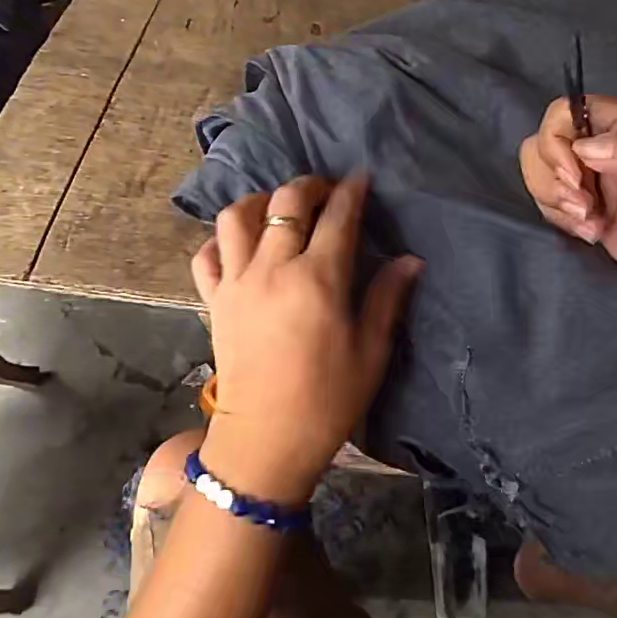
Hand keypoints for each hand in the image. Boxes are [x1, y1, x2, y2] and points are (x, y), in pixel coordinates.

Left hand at [190, 174, 421, 504]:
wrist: (266, 439)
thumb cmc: (327, 399)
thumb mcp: (370, 352)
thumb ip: (387, 298)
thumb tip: (410, 259)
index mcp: (317, 279)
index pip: (337, 217)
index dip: (351, 191)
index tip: (360, 178)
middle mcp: (272, 269)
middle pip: (284, 202)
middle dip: (308, 186)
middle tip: (324, 192)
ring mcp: (236, 282)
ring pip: (235, 217)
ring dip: (258, 203)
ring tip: (276, 212)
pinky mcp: (213, 300)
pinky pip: (205, 255)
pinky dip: (219, 243)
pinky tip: (238, 249)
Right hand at [518, 98, 616, 339]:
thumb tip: (586, 147)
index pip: (572, 111)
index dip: (560, 140)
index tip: (576, 179)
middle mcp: (614, 151)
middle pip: (548, 140)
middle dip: (552, 175)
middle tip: (584, 209)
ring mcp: (601, 184)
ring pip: (542, 171)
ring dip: (553, 198)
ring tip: (589, 226)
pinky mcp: (593, 215)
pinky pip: (551, 202)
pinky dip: (558, 218)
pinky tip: (592, 236)